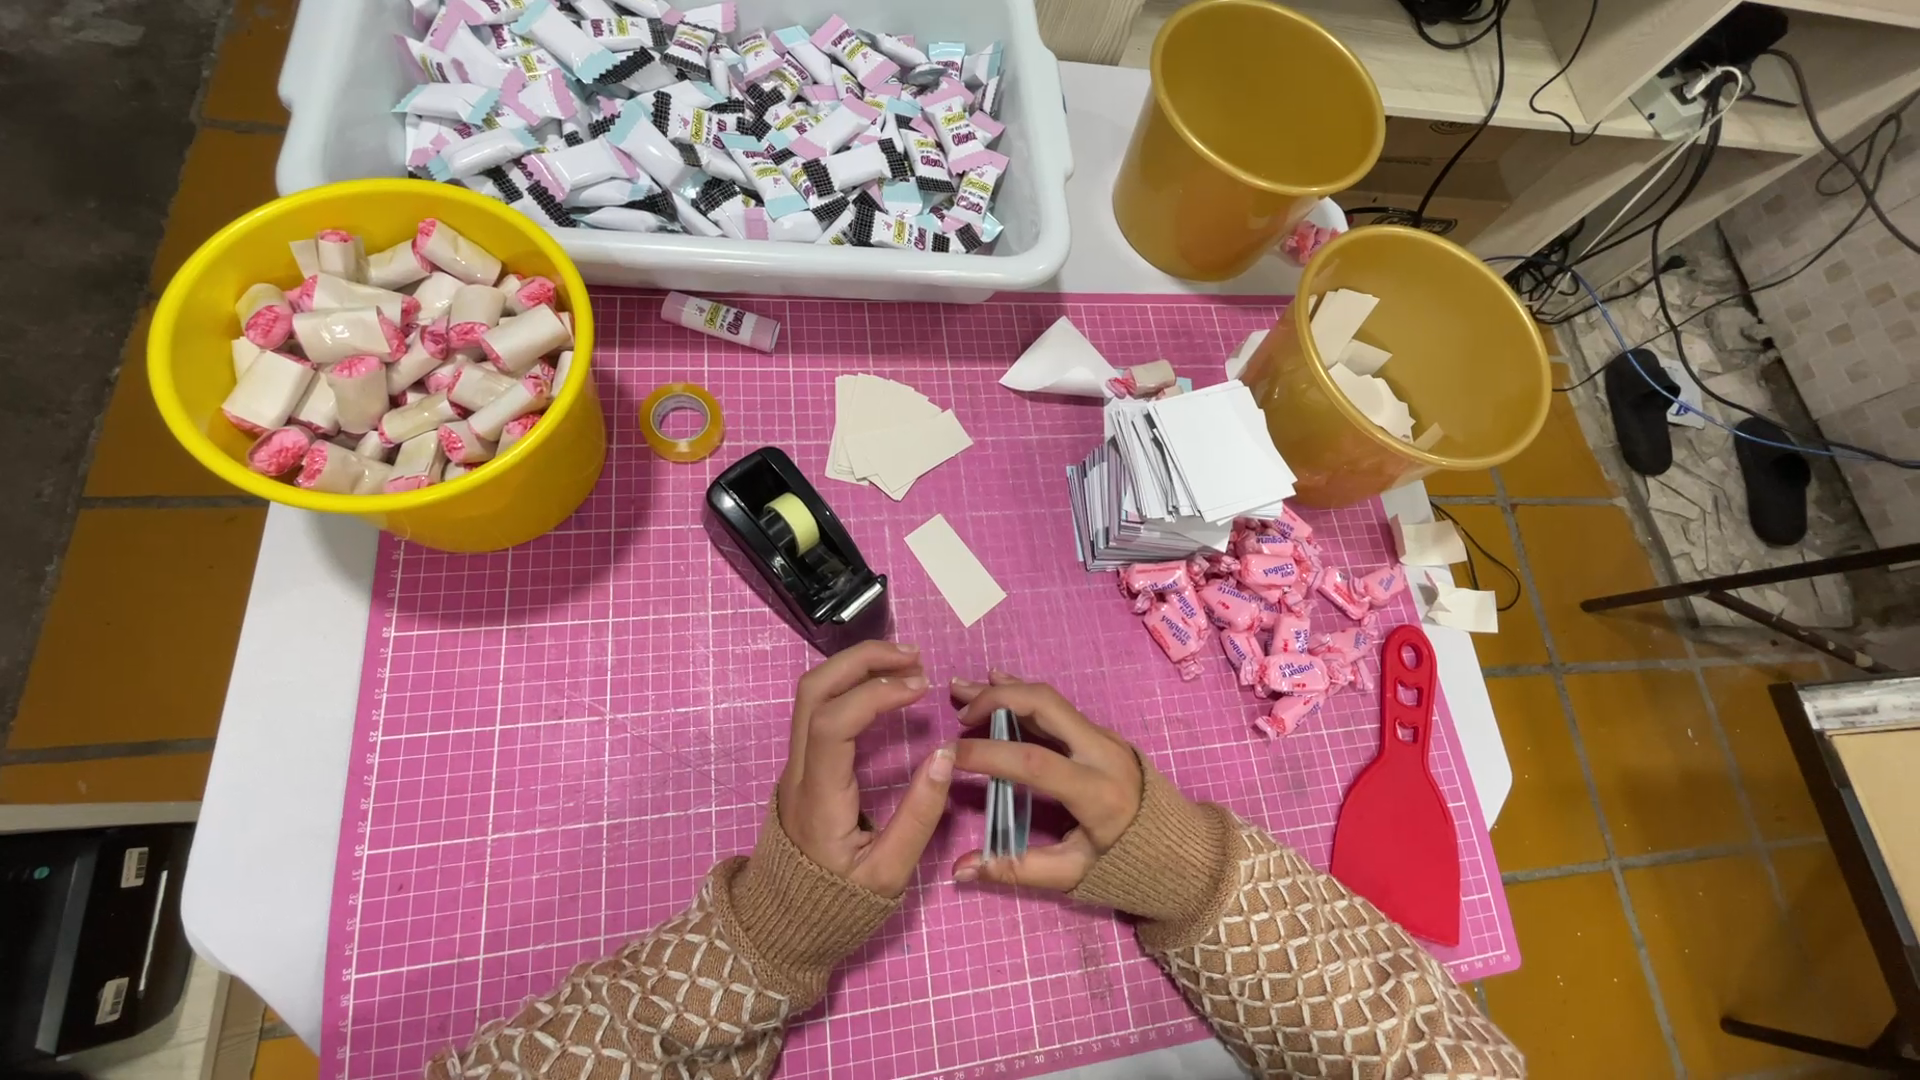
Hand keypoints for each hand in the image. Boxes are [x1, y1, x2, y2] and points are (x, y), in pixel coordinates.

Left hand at [776, 639, 953, 897]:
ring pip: (812, 693)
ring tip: (905, 663)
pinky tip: (884, 685)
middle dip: (862, 660)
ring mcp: (795, 763)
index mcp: (817, 797)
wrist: (780, 928)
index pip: (833, 722)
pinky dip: (852, 683)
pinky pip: (820, 707)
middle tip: (914, 657)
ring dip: (856, 667)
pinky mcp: (803, 764)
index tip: (921, 688)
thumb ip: (918, 815)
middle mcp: (798, 769)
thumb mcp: (887, 874)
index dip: (876, 694)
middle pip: (813, 690)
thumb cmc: (836, 907)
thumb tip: (947, 754)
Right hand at [948, 671, 1144, 890]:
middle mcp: (1102, 752)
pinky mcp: (1098, 732)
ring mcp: (1102, 736)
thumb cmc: (1128, 865)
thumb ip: (1017, 869)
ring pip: (1050, 698)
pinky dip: (1022, 695)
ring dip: (1004, 690)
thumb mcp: (1075, 875)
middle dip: (997, 700)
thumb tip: (960, 870)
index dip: (988, 754)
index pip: (1034, 762)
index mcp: (1097, 792)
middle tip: (959, 713)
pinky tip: (996, 684)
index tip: (951, 756)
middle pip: (1046, 704)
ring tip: (962, 689)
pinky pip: (1055, 706)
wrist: (1184, 849)